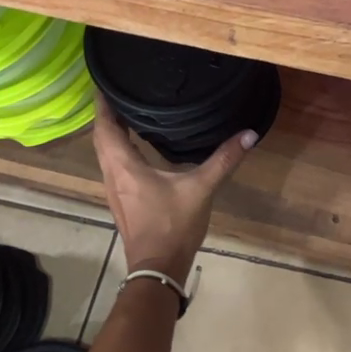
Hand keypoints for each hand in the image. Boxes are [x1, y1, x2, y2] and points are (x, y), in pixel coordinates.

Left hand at [91, 96, 254, 282]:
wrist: (158, 269)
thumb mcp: (201, 189)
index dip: (102, 104)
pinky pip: (113, 165)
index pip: (105, 127)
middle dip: (107, 114)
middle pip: (101, 138)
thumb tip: (249, 133)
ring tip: (127, 111)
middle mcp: (112, 175)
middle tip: (119, 90)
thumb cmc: (173, 226)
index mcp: (124, 166)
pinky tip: (135, 146)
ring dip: (111, 133)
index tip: (105, 82)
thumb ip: (223, 159)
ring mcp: (114, 190)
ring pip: (105, 153)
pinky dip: (118, 149)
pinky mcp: (121, 200)